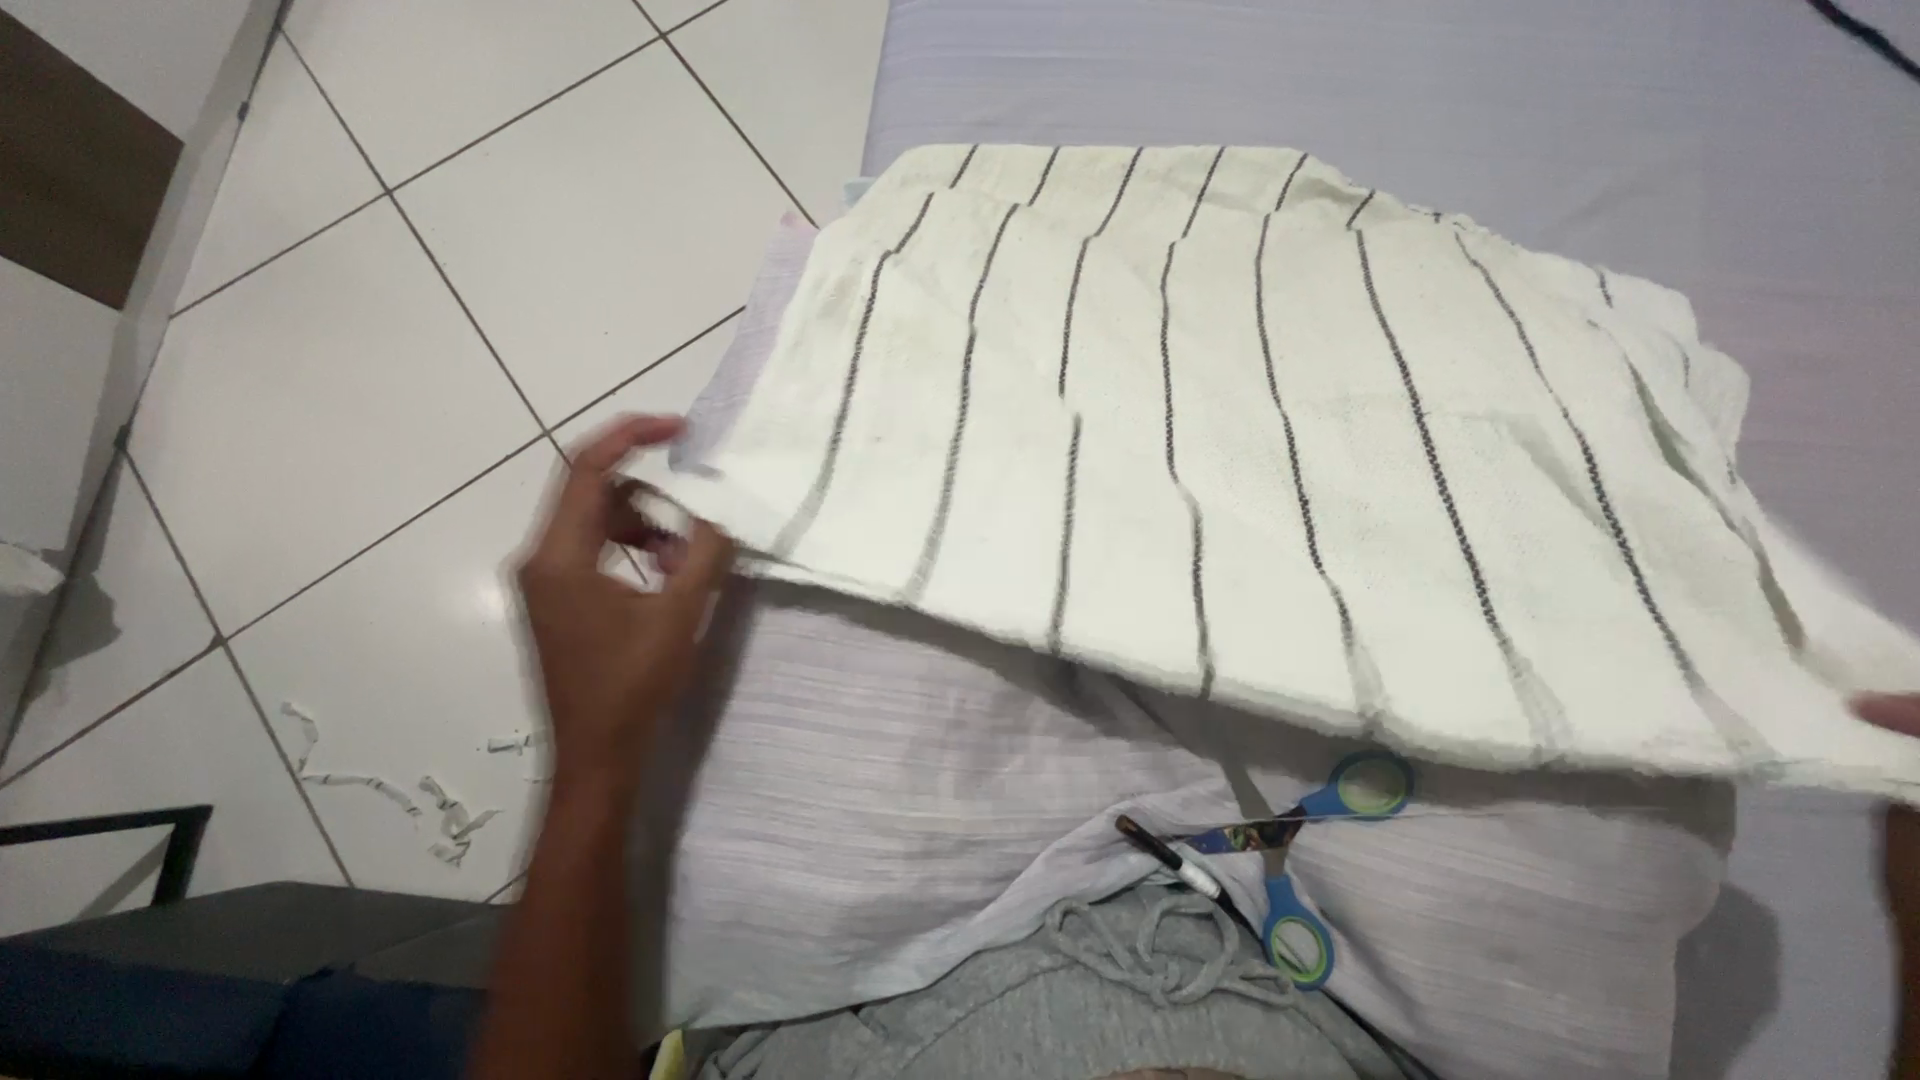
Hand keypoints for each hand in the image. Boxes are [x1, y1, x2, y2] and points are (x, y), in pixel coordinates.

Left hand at [516, 414, 734, 789]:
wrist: (594, 755)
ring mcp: (542, 582)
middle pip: (592, 493)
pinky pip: (592, 551)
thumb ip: (705, 554)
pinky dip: (630, 550)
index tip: (679, 428)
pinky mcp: (555, 601)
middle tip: (696, 509)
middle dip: (649, 493)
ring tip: (685, 556)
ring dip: (644, 525)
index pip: (586, 468)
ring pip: (594, 523)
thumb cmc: (632, 686)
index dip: (632, 436)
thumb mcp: (679, 616)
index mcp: (558, 556)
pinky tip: (664, 578)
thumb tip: (725, 510)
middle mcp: (538, 560)